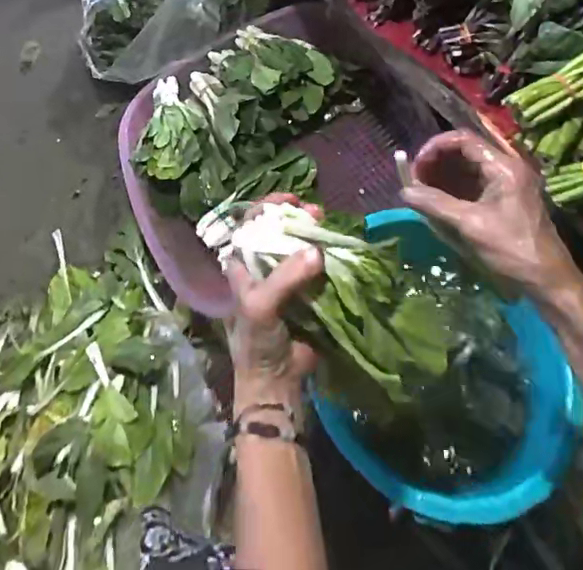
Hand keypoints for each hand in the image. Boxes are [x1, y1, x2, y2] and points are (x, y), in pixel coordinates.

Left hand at [225, 197, 323, 416]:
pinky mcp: (308, 296)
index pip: (250, 224)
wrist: (276, 383)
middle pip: (279, 233)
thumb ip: (286, 277)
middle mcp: (263, 268)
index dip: (267, 207)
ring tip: (328, 227)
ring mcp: (286, 281)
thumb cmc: (257, 341)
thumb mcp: (262, 305)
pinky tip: (339, 250)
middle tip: (316, 212)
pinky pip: (319, 271)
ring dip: (314, 236)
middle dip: (296, 219)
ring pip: (300, 249)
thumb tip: (316, 251)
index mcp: (243, 265)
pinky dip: (329, 259)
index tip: (290, 199)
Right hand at [400, 131, 582, 299]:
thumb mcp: (470, 225)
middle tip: (415, 179)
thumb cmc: (512, 250)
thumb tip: (404, 191)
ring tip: (422, 190)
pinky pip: (474, 184)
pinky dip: (454, 188)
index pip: (463, 139)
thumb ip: (435, 204)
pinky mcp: (506, 199)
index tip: (416, 165)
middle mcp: (508, 168)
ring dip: (443, 175)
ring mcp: (508, 183)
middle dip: (437, 162)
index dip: (435, 147)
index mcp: (504, 167)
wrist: (549, 282)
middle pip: (464, 151)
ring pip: (468, 167)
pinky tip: (438, 201)